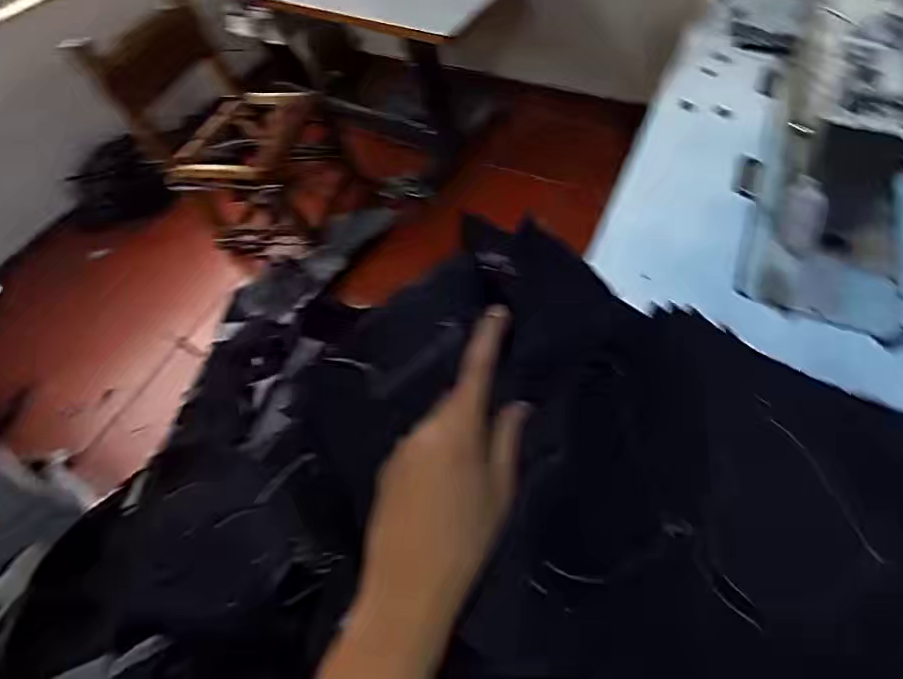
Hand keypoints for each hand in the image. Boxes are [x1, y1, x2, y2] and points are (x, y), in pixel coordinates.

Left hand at [320, 305, 530, 678]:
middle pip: (456, 400)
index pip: (476, 368)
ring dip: (454, 434)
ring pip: (438, 424)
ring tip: (468, 478)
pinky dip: (435, 453)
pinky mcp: (388, 467)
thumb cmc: (465, 539)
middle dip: (475, 406)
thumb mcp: (500, 490)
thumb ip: (507, 439)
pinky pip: (420, 445)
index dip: (488, 336)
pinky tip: (442, 490)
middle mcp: (425, 425)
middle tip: (494, 436)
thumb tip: (515, 404)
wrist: (404, 591)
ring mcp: (402, 446)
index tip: (497, 311)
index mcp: (458, 426)